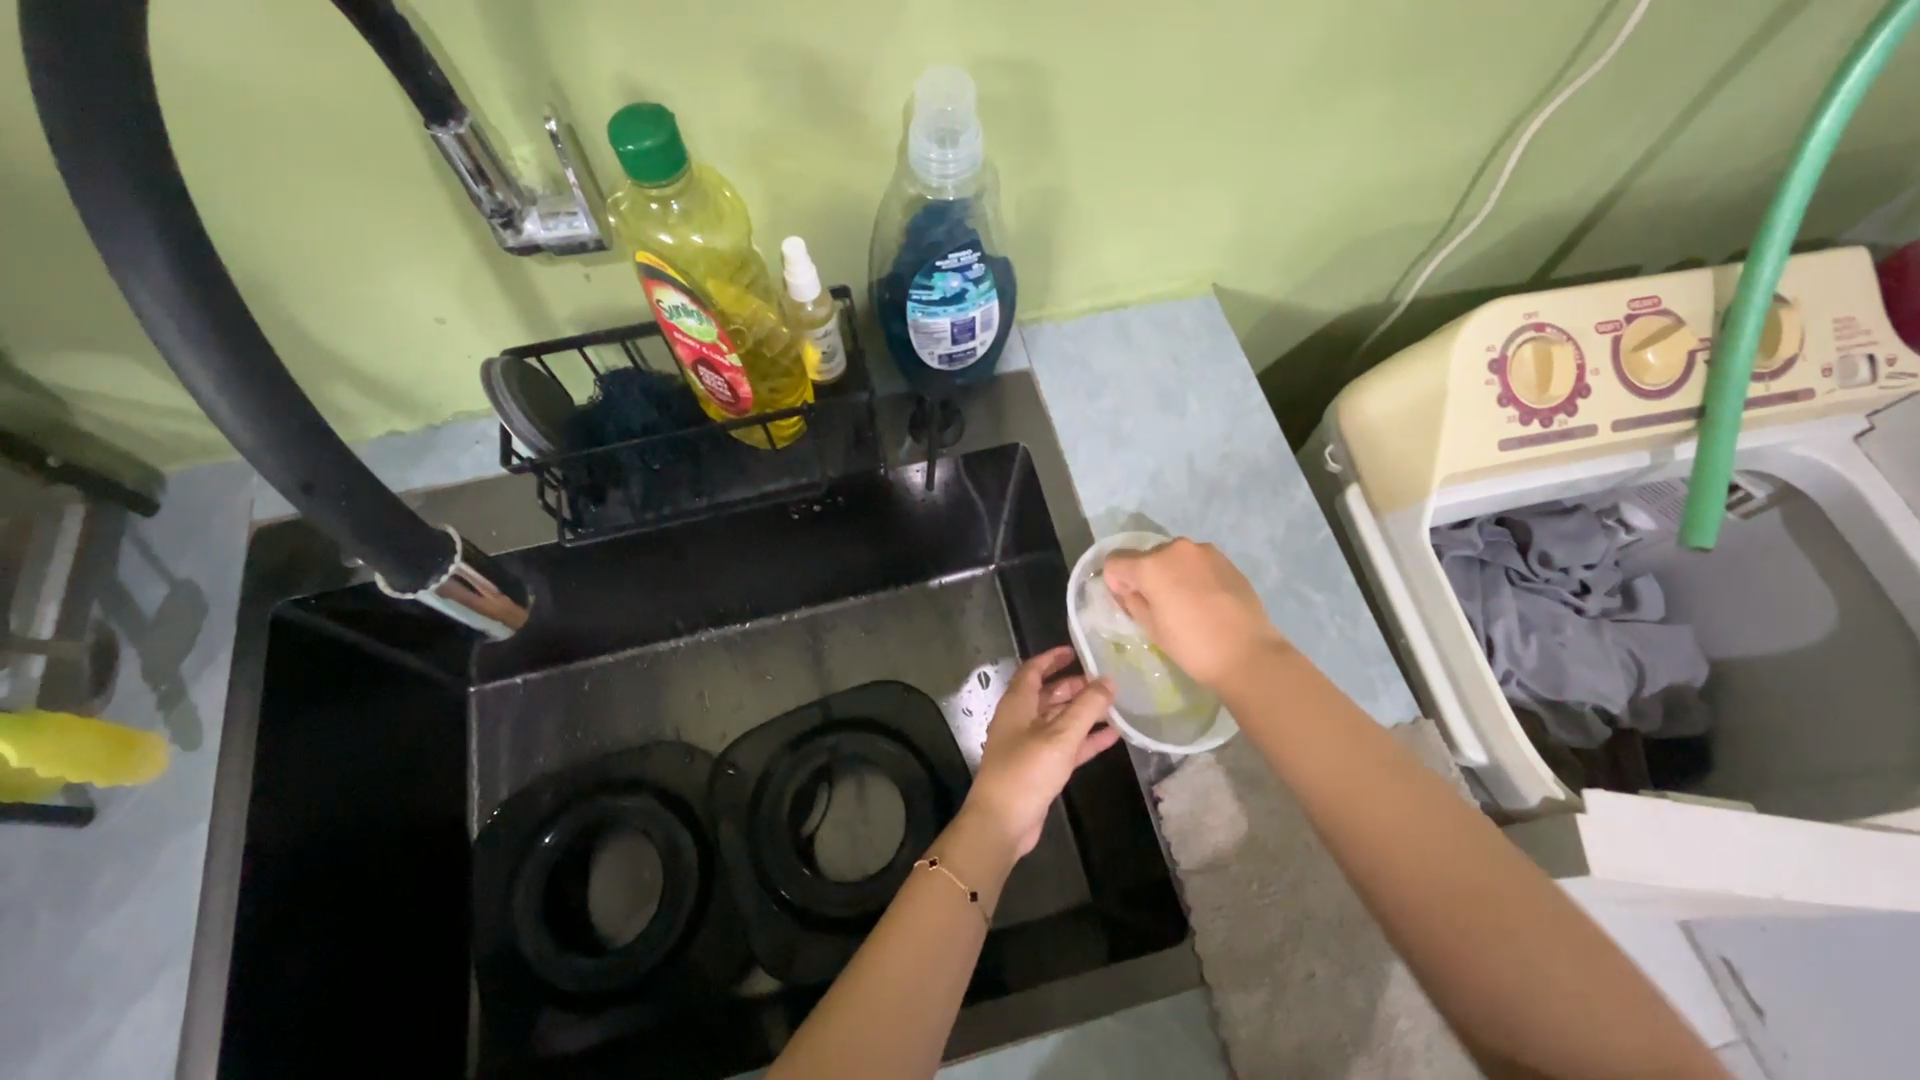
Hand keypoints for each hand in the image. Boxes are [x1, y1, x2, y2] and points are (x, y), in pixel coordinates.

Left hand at [964, 647, 1119, 857]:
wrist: (1002, 822)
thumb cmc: (1026, 771)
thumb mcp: (1060, 735)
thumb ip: (1086, 707)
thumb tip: (1108, 680)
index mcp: (1017, 705)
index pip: (1033, 671)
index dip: (1052, 658)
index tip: (1076, 650)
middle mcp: (1021, 721)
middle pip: (1048, 695)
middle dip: (1074, 686)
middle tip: (1104, 681)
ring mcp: (1029, 746)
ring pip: (1059, 721)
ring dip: (1083, 713)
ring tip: (1114, 705)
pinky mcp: (1040, 769)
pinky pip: (1066, 747)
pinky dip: (1086, 740)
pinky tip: (1112, 736)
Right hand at [1100, 538, 1290, 688]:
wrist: (1248, 653)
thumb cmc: (1192, 646)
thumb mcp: (1151, 628)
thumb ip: (1132, 601)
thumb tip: (1130, 590)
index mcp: (1152, 565)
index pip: (1115, 561)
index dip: (1115, 582)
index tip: (1128, 601)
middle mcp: (1176, 548)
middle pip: (1146, 557)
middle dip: (1144, 576)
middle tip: (1157, 605)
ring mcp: (1204, 551)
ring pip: (1173, 557)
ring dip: (1170, 574)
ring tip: (1185, 603)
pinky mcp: (1226, 560)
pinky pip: (1196, 562)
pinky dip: (1192, 575)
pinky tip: (1205, 600)